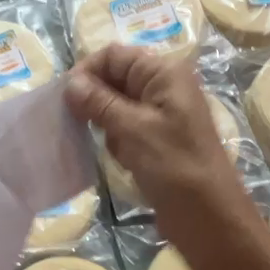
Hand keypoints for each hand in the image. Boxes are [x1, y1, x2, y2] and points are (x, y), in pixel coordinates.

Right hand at [65, 45, 250, 241]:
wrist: (206, 213)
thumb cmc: (173, 164)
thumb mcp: (132, 128)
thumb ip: (99, 102)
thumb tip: (70, 83)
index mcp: (163, 73)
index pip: (114, 56)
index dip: (86, 71)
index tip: (63, 99)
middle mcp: (162, 87)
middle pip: (114, 78)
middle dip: (92, 98)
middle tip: (72, 123)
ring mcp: (160, 114)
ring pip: (116, 106)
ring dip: (103, 123)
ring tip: (105, 144)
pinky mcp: (156, 140)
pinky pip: (125, 129)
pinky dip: (115, 141)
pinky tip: (121, 158)